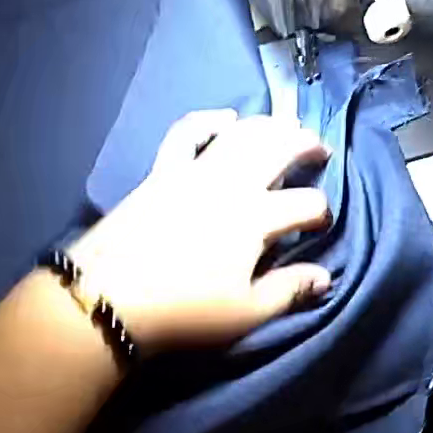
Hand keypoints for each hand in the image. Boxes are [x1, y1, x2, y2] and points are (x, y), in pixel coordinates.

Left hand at [67, 110, 333, 351]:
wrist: (105, 300)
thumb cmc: (183, 311)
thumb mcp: (246, 312)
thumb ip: (290, 290)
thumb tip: (326, 277)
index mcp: (256, 218)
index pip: (307, 203)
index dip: (322, 212)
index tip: (321, 225)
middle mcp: (231, 183)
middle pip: (280, 149)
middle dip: (307, 145)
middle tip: (320, 151)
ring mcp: (195, 171)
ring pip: (242, 134)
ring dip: (271, 126)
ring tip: (287, 128)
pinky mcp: (164, 170)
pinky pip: (188, 132)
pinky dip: (209, 120)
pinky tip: (227, 119)